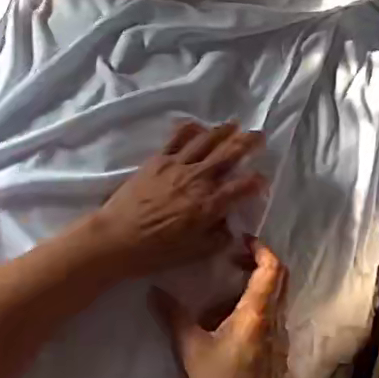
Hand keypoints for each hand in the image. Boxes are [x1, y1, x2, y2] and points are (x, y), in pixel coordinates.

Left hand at [79, 121, 266, 275]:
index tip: (262, 179)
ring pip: (206, 140)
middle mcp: (198, 179)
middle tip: (259, 135)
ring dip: (223, 131)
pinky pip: (177, 138)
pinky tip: (199, 125)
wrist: (116, 237)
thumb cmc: (155, 251)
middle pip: (229, 154)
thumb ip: (217, 238)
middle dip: (247, 143)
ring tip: (234, 125)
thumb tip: (229, 226)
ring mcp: (176, 165)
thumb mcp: (194, 253)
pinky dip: (190, 129)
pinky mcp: (157, 160)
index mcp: (209, 205)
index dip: (257, 182)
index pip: (242, 187)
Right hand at [151, 240, 291, 377]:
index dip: (260, 248)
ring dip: (254, 285)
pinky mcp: (278, 352)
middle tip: (230, 257)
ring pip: (276, 298)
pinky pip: (271, 316)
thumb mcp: (192, 351)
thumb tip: (156, 291)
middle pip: (280, 278)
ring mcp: (280, 337)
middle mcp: (275, 320)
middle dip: (259, 261)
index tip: (240, 240)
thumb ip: (175, 317)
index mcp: (256, 314)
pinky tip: (227, 321)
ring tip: (221, 290)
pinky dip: (254, 306)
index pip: (272, 268)